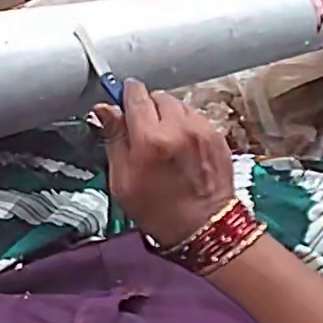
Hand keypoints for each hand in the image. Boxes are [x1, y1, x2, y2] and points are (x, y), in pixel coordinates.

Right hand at [93, 79, 236, 245]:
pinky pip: (196, 117)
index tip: (122, 98)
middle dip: (148, 107)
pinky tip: (182, 146)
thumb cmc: (158, 210)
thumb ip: (115, 139)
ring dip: (168, 114)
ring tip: (164, 139)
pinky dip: (186, 124)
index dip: (126, 94)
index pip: (136, 96)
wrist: (203, 227)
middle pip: (158, 97)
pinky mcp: (217, 136)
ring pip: (179, 104)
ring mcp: (201, 130)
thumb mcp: (123, 180)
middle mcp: (178, 128)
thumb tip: (105, 110)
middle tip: (143, 129)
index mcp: (150, 140)